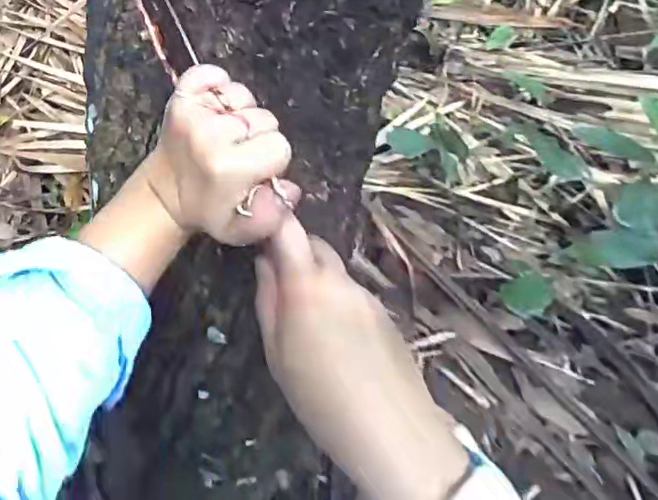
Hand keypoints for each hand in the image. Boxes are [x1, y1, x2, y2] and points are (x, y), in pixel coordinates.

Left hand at [142, 65, 300, 245]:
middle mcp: (210, 133)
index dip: (273, 159)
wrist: (164, 192)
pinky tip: (215, 105)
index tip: (256, 169)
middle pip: (264, 118)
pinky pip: (208, 72)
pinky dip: (216, 82)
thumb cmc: (208, 210)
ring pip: (242, 95)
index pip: (279, 146)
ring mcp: (192, 110)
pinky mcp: (180, 95)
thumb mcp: (243, 228)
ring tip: (226, 133)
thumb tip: (289, 188)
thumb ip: (274, 214)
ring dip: (240, 111)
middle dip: (257, 137)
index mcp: (228, 167)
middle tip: (238, 153)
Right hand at [254, 217, 470, 499]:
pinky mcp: (388, 315)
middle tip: (283, 287)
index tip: (259, 232)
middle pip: (314, 245)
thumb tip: (264, 262)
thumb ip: (267, 298)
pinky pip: (355, 296)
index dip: (273, 220)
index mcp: (307, 281)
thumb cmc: (321, 398)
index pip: (288, 226)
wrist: (398, 439)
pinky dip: (342, 305)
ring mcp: (368, 295)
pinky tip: (343, 344)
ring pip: (335, 274)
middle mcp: (340, 278)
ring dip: (320, 284)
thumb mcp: (276, 352)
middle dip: (296, 254)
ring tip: (314, 327)